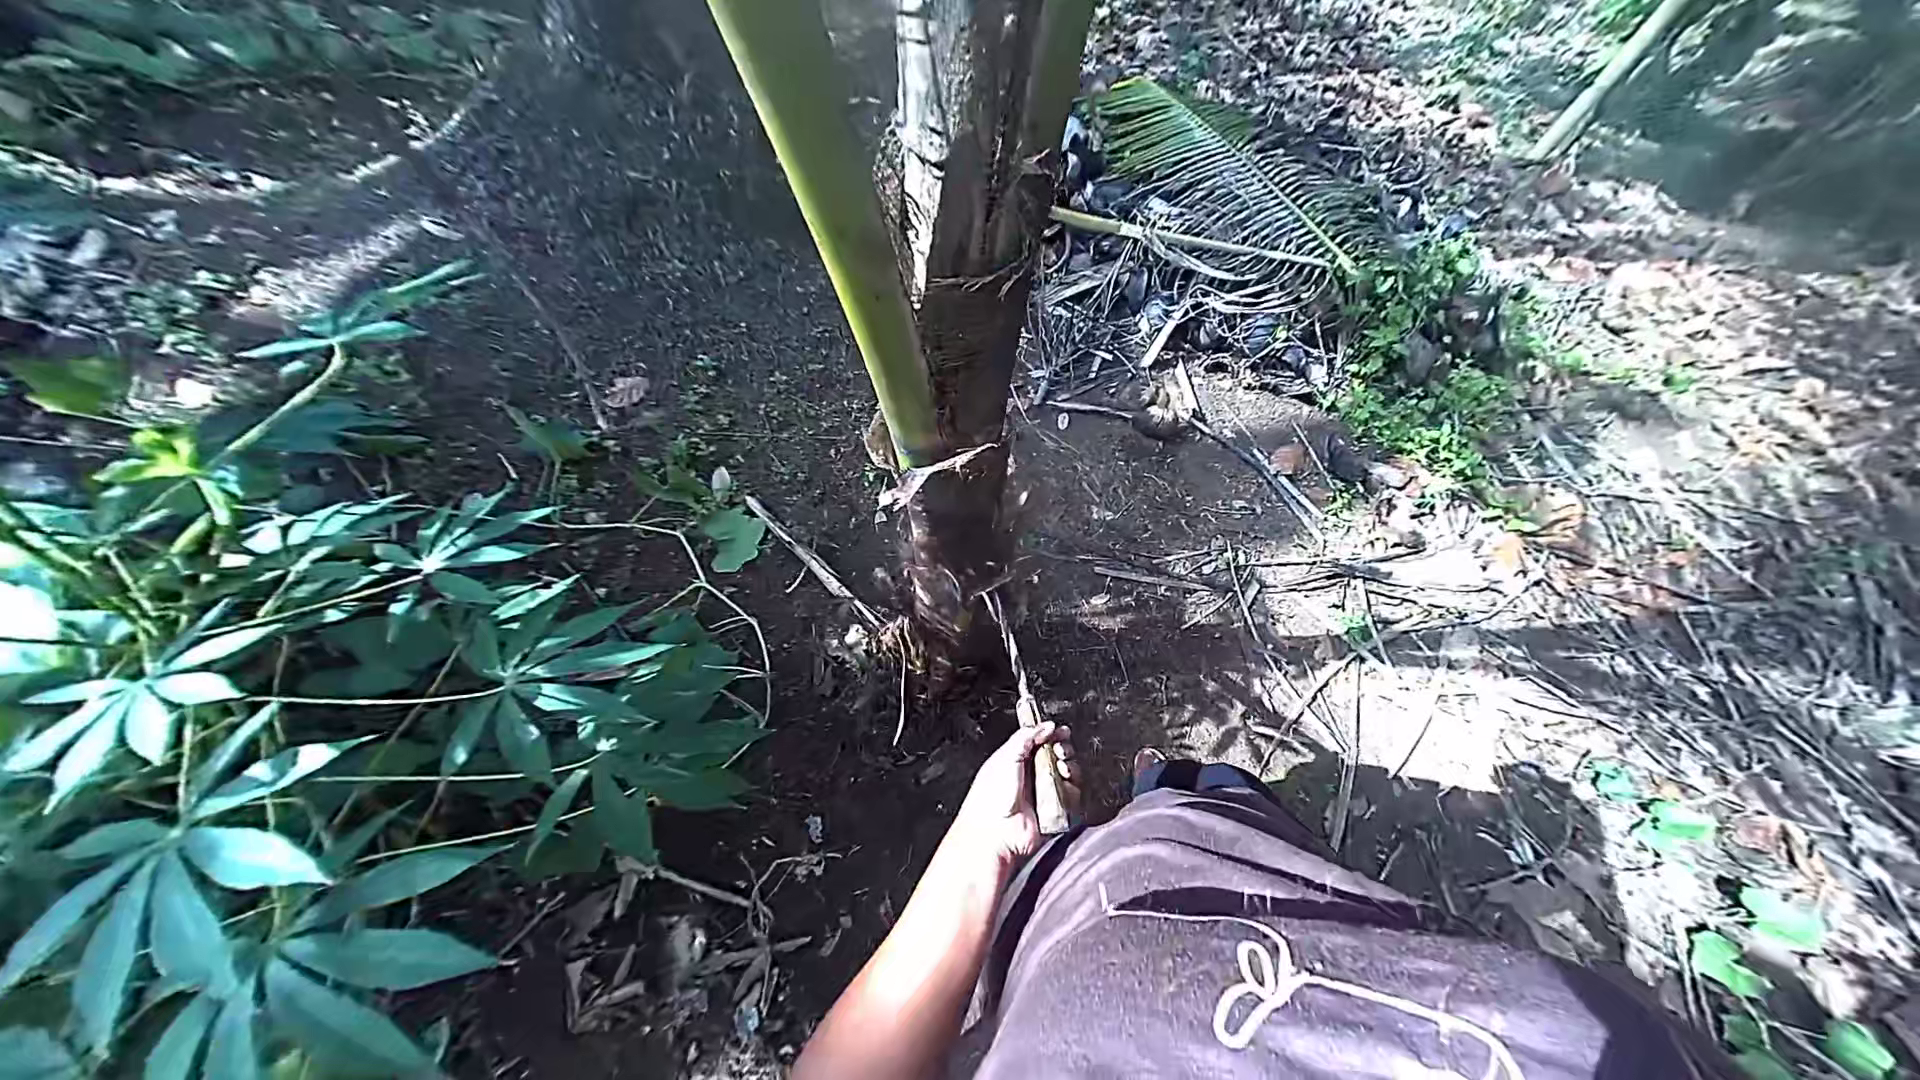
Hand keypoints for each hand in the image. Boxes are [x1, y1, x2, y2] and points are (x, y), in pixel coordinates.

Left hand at [945, 722, 1078, 871]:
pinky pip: (1072, 796)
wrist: (994, 833)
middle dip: (1063, 748)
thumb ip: (1025, 736)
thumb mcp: (1005, 757)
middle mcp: (1032, 774)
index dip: (1052, 733)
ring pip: (1068, 773)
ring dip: (1069, 767)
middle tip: (1059, 750)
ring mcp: (1044, 792)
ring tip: (1061, 768)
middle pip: (1059, 754)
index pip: (1041, 739)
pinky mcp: (1055, 810)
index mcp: (1017, 758)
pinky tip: (1063, 785)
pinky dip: (1072, 789)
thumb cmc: (990, 798)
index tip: (1059, 731)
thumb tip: (1046, 725)